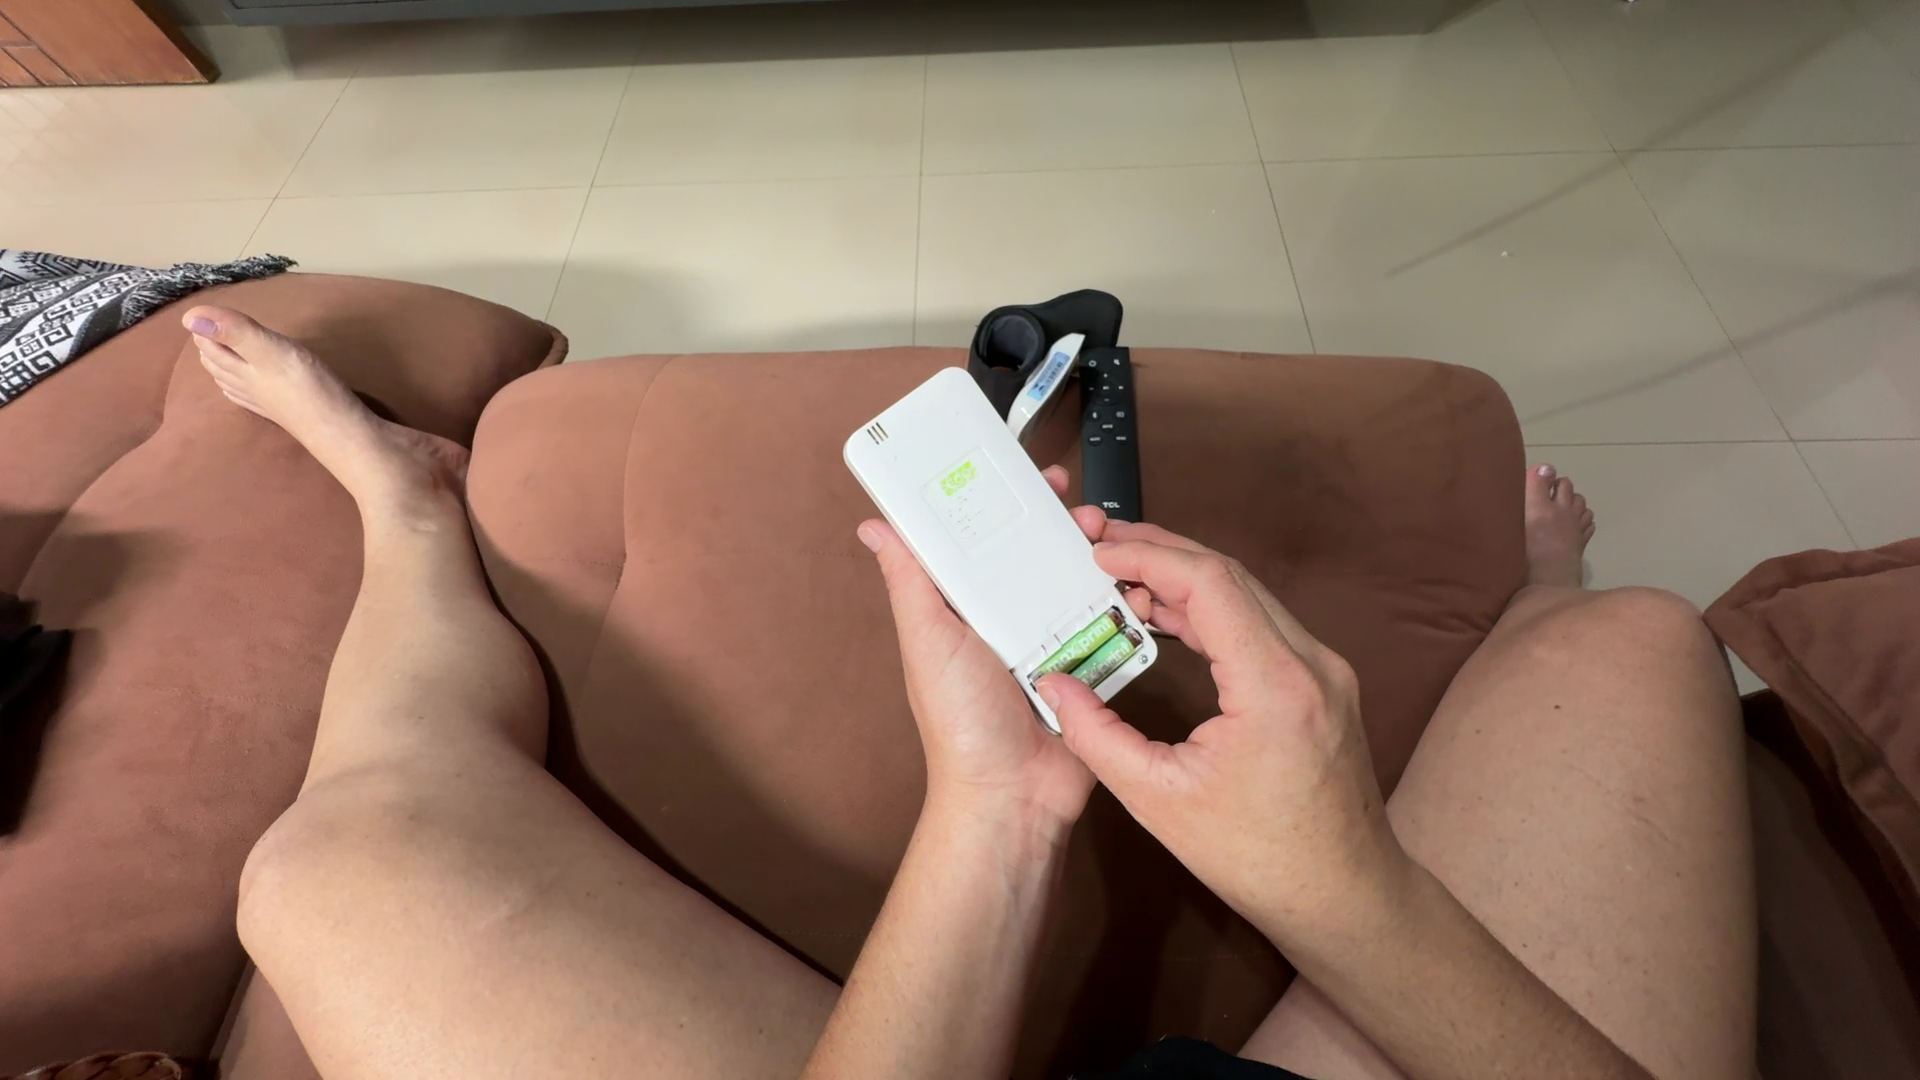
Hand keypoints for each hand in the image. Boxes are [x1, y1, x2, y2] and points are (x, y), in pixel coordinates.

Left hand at [860, 467, 1118, 839]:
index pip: (984, 539)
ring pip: (1076, 580)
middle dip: (1061, 523)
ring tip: (1106, 540)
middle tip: (1080, 509)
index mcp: (967, 606)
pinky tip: (1132, 588)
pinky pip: (1107, 621)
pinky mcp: (1084, 663)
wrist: (1013, 794)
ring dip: (1096, 555)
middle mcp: (1008, 618)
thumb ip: (910, 582)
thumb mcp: (929, 642)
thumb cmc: (961, 725)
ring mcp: (1048, 639)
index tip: (1024, 476)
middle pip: (1037, 554)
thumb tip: (876, 529)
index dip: (1003, 504)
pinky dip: (1122, 601)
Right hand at [1038, 523, 1410, 944]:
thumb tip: (1053, 686)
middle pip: (1228, 574)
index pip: (1210, 584)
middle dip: (1160, 551)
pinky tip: (1166, 614)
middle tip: (1102, 546)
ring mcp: (1322, 667)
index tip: (1100, 551)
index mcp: (1274, 687)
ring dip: (1183, 577)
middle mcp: (1310, 662)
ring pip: (1245, 592)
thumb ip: (1095, 736)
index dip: (1150, 555)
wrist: (1344, 896)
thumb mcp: (1157, 800)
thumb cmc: (1256, 857)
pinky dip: (1207, 607)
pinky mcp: (1319, 678)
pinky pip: (1257, 620)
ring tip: (1124, 576)